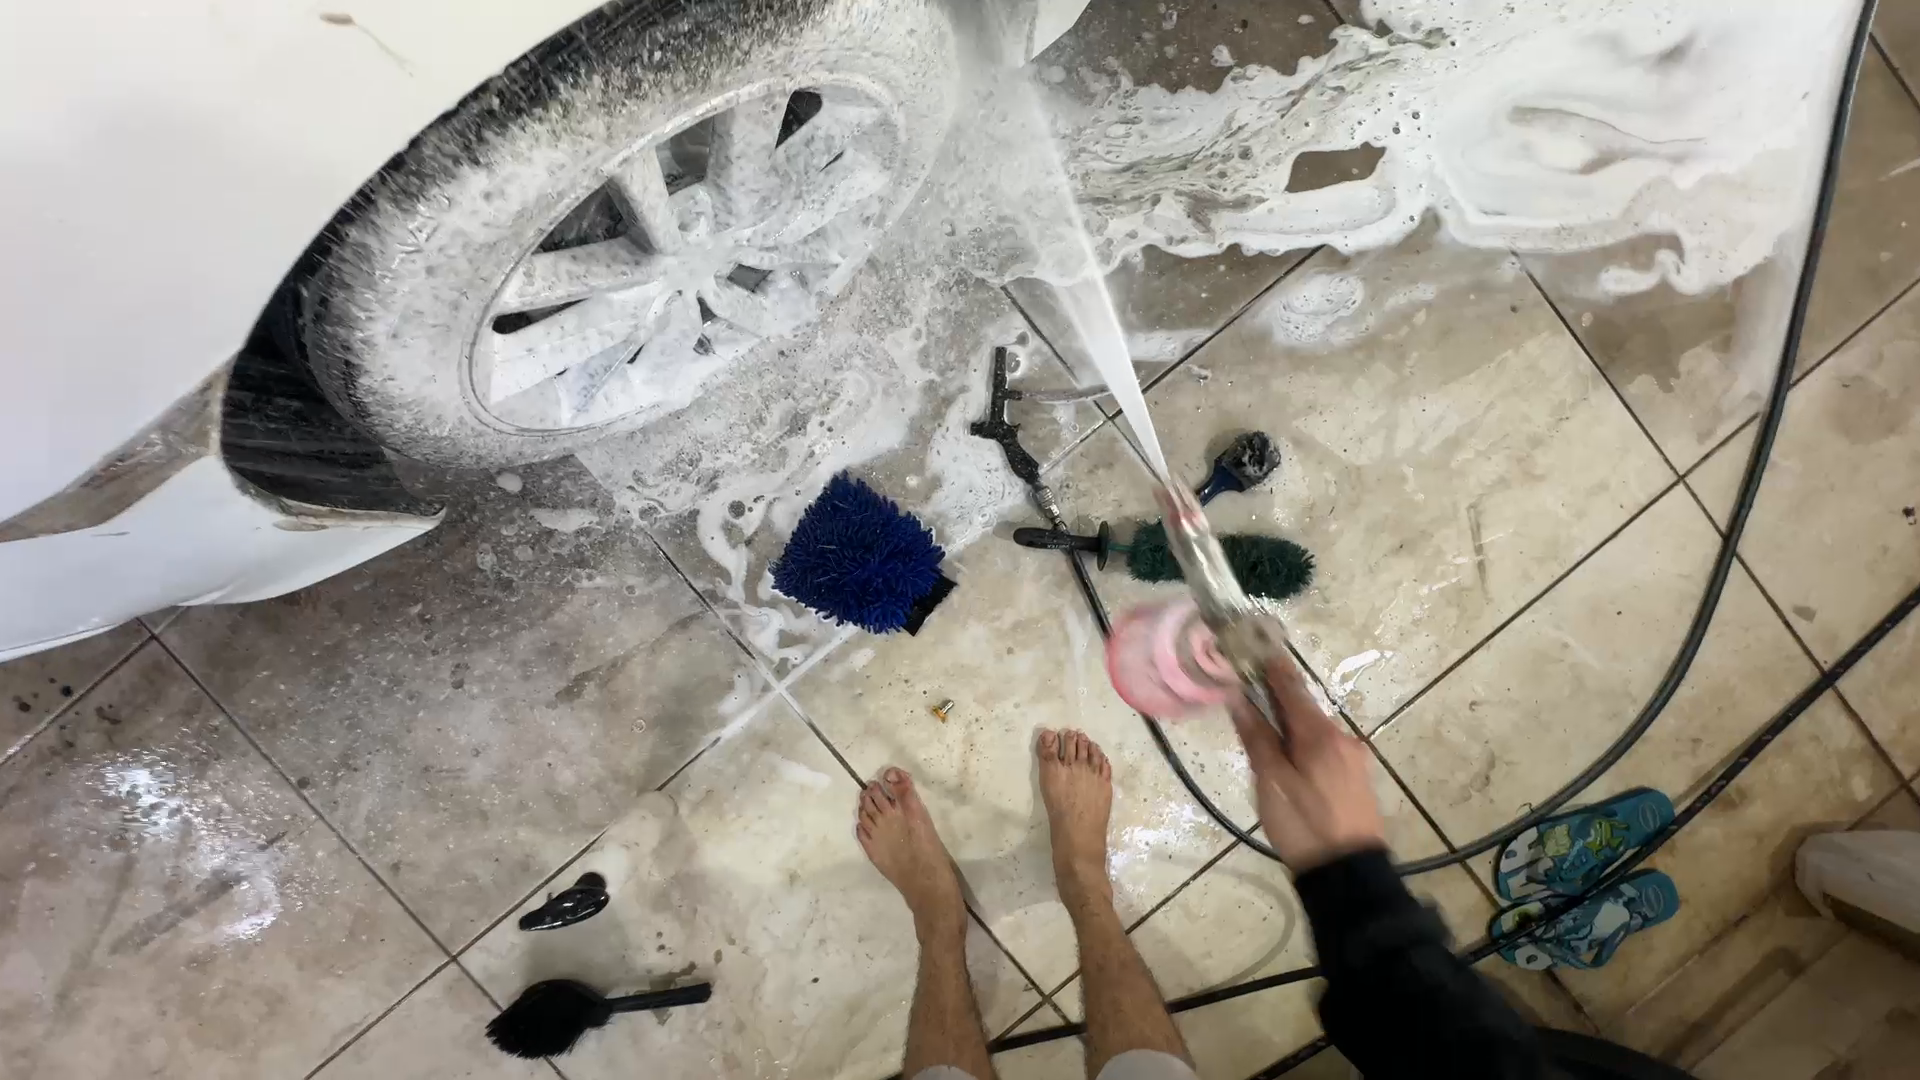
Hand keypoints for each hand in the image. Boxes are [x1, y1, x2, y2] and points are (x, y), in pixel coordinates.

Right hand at [1228, 655, 1386, 871]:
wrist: (1350, 876)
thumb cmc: (1304, 824)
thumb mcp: (1271, 781)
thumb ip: (1256, 736)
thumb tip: (1238, 698)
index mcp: (1320, 734)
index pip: (1291, 687)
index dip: (1272, 666)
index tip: (1256, 645)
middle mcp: (1342, 737)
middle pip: (1302, 709)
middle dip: (1275, 701)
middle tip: (1246, 697)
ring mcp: (1353, 758)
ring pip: (1312, 731)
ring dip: (1288, 727)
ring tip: (1262, 736)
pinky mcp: (1356, 777)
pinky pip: (1323, 748)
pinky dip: (1302, 745)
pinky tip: (1287, 759)